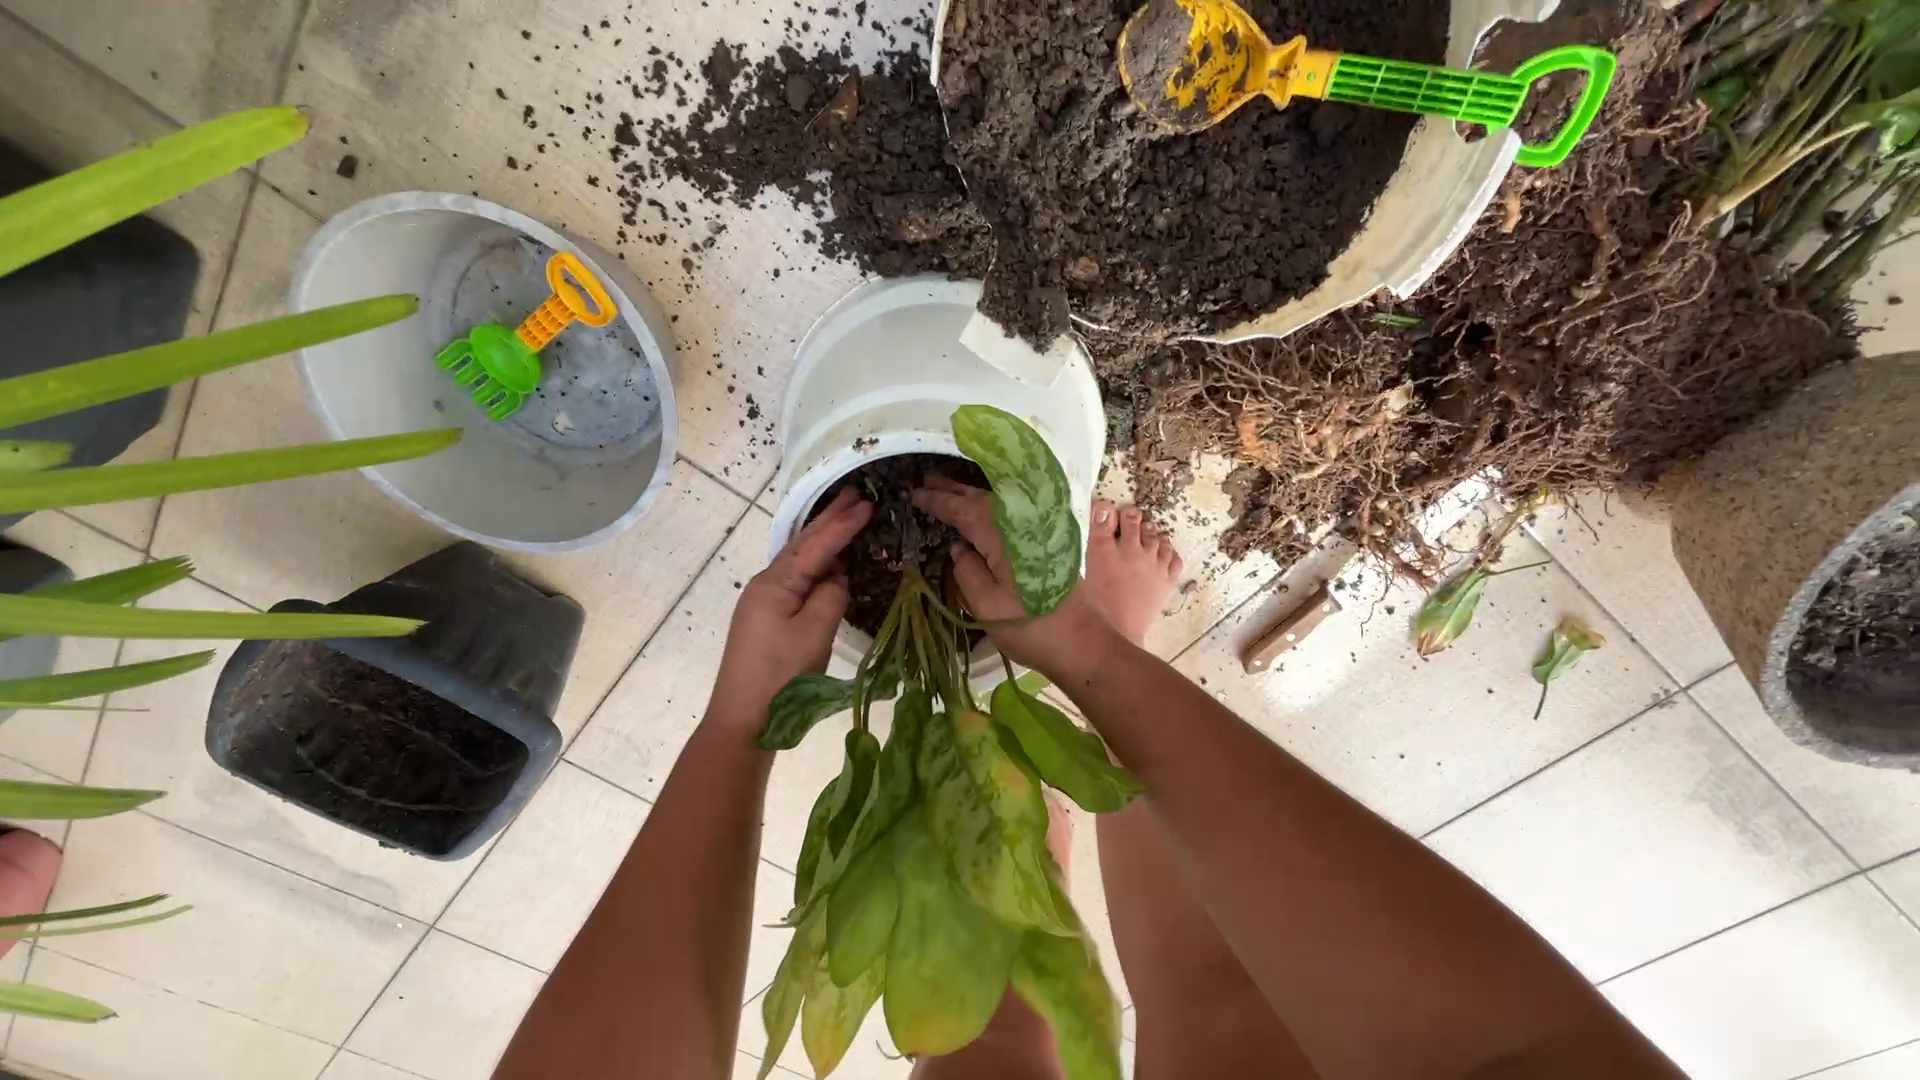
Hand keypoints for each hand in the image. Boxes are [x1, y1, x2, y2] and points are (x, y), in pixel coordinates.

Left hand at [711, 488, 872, 725]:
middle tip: (856, 494)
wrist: (742, 720)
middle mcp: (765, 584)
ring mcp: (764, 602)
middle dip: (830, 520)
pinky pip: (796, 581)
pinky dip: (816, 565)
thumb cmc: (779, 676)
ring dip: (823, 540)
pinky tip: (829, 564)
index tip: (868, 503)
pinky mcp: (767, 619)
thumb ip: (831, 596)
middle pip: (802, 545)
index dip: (843, 524)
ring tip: (847, 518)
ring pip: (799, 562)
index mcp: (775, 583)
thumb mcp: (814, 633)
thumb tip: (836, 578)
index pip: (816, 545)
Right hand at [911, 475, 1121, 681]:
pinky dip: (991, 508)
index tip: (914, 493)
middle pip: (982, 499)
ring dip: (971, 496)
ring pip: (998, 505)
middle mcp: (1020, 525)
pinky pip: (1011, 515)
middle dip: (953, 490)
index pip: (963, 510)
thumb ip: (967, 573)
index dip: (938, 501)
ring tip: (947, 490)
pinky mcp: (1047, 544)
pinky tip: (982, 511)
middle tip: (927, 479)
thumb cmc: (1031, 628)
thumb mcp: (986, 606)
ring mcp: (1037, 532)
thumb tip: (958, 549)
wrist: (1083, 643)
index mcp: (1002, 536)